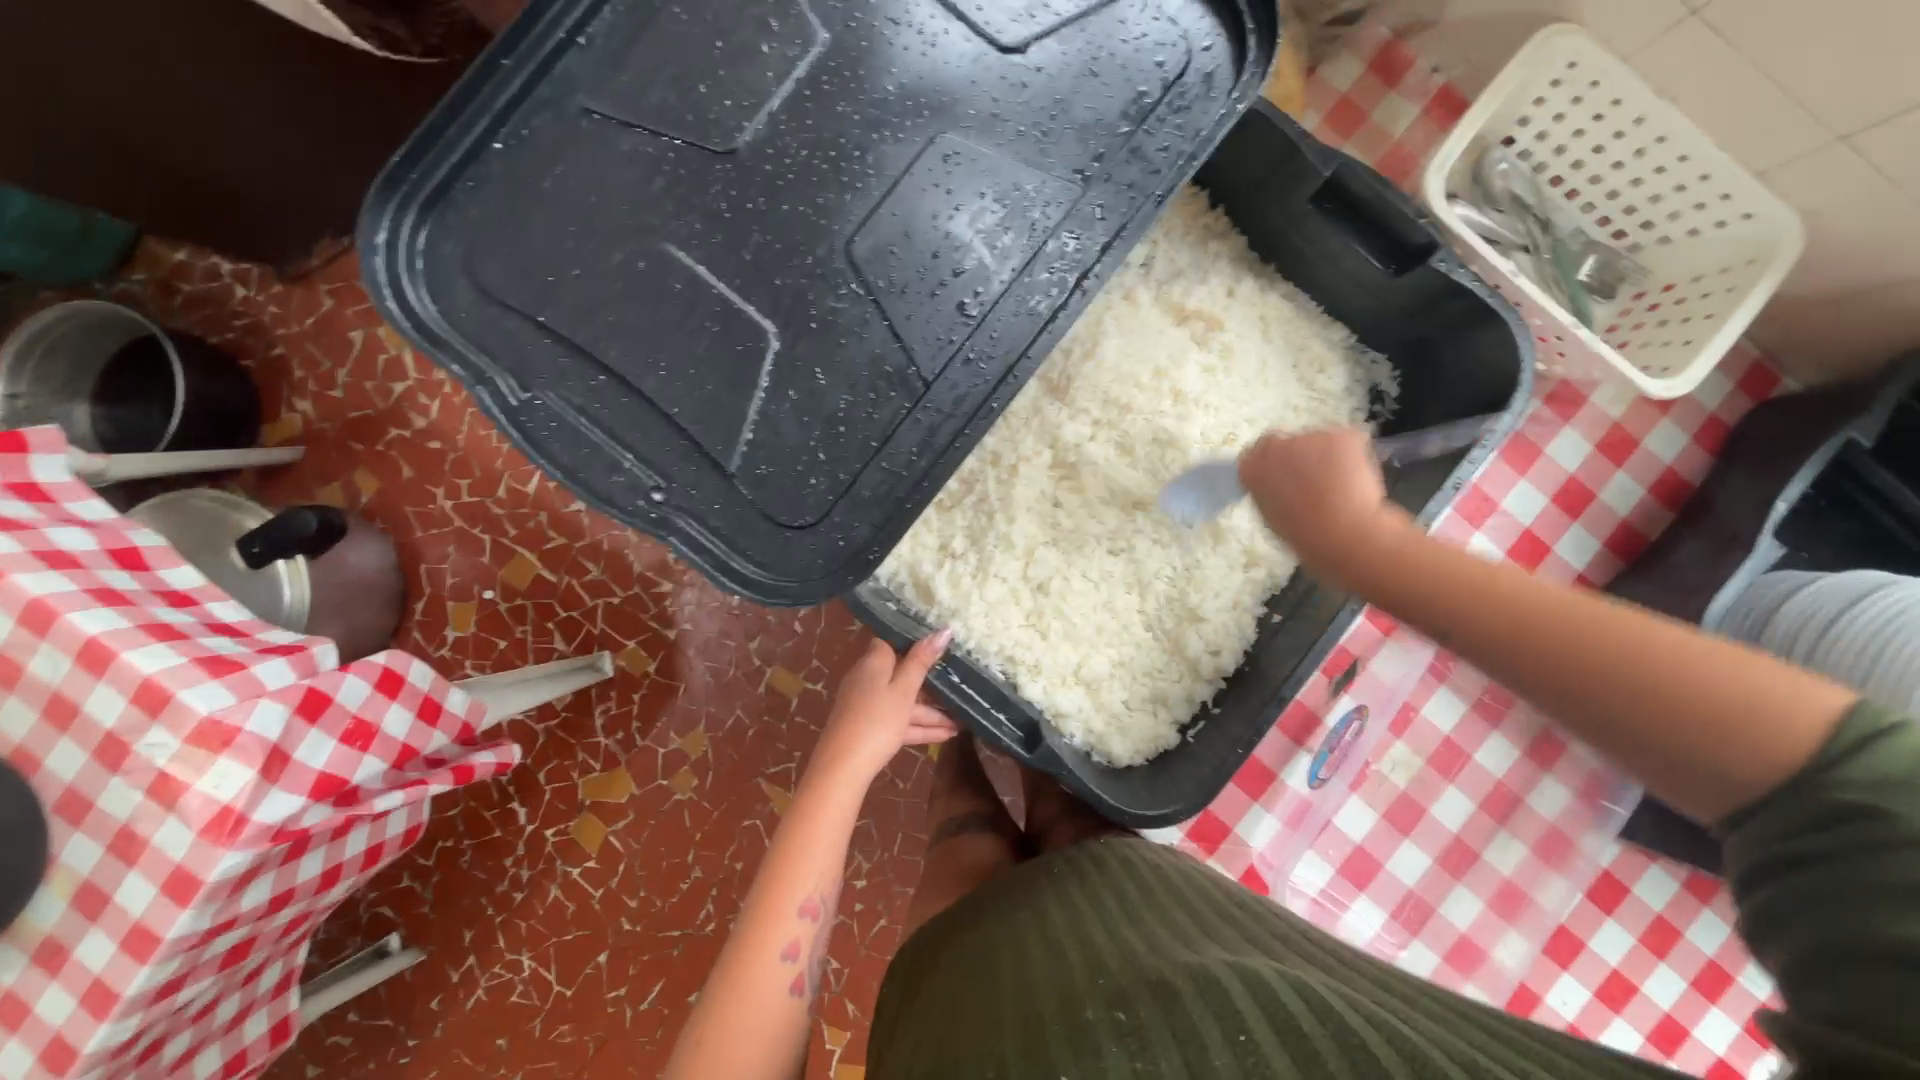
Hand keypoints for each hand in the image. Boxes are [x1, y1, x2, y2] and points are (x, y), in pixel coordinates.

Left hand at [810, 631, 961, 785]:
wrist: (843, 766)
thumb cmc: (876, 720)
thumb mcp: (904, 689)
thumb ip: (922, 661)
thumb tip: (943, 630)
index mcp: (874, 662)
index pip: (892, 642)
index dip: (914, 641)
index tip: (940, 643)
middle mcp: (869, 678)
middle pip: (902, 674)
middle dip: (931, 684)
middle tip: (959, 683)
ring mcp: (868, 704)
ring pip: (904, 702)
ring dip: (931, 712)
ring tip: (962, 721)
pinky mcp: (871, 726)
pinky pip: (899, 720)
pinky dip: (920, 727)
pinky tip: (947, 735)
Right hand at [1238, 427, 1409, 580]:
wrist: (1340, 533)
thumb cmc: (1303, 536)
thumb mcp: (1271, 515)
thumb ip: (1270, 492)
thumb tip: (1282, 486)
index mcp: (1251, 468)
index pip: (1256, 457)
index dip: (1274, 467)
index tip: (1287, 481)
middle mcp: (1274, 446)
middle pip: (1286, 444)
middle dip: (1299, 456)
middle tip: (1316, 482)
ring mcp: (1307, 437)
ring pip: (1319, 443)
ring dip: (1327, 458)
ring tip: (1341, 487)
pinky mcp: (1340, 435)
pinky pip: (1346, 442)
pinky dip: (1352, 457)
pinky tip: (1356, 480)